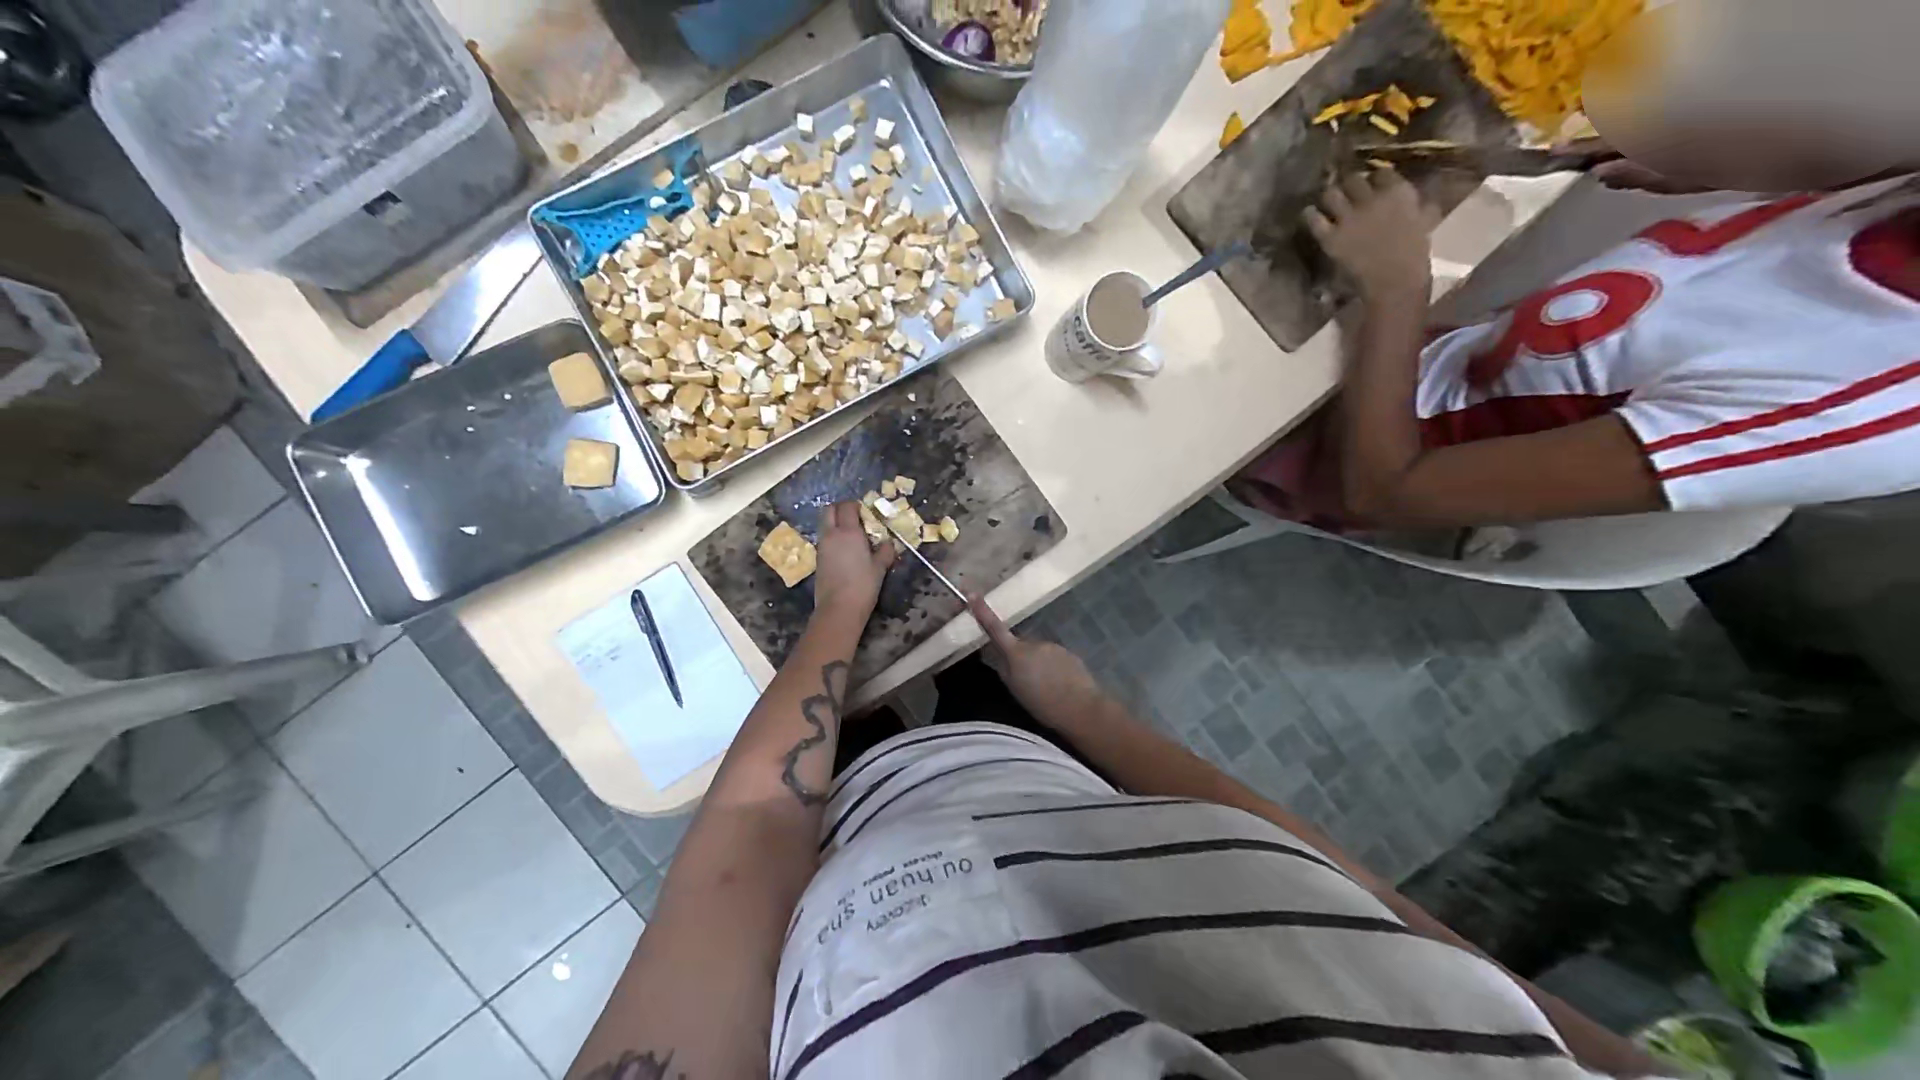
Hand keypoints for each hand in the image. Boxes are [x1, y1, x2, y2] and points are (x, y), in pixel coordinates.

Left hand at [811, 502, 893, 621]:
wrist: (838, 609)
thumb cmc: (863, 585)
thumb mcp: (880, 568)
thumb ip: (885, 551)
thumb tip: (888, 543)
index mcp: (848, 532)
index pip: (847, 507)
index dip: (855, 505)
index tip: (865, 511)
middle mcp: (832, 534)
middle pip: (829, 510)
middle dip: (841, 509)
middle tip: (855, 517)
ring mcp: (822, 546)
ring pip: (825, 524)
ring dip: (835, 523)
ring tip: (851, 535)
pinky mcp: (818, 559)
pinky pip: (824, 539)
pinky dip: (832, 538)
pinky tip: (845, 551)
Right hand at [968, 593, 1105, 723]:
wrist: (1081, 708)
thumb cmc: (1042, 703)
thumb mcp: (1014, 689)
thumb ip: (1005, 668)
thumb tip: (1001, 655)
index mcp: (1017, 652)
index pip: (995, 628)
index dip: (982, 611)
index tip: (972, 594)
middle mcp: (1035, 643)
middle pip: (1021, 647)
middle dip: (1021, 659)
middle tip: (1026, 683)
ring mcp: (1054, 647)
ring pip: (1039, 654)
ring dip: (1039, 666)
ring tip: (1046, 690)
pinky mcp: (1070, 654)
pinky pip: (1055, 659)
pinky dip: (1054, 670)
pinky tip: (1060, 687)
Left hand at [1303, 167, 1437, 300]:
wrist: (1395, 280)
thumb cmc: (1415, 252)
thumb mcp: (1426, 220)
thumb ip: (1419, 203)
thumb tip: (1417, 197)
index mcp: (1396, 192)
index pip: (1380, 171)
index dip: (1373, 176)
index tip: (1371, 182)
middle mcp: (1370, 199)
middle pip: (1352, 179)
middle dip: (1349, 183)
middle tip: (1346, 190)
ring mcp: (1347, 218)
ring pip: (1330, 194)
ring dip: (1329, 195)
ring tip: (1328, 199)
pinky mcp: (1330, 237)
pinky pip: (1314, 220)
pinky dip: (1310, 215)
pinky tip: (1310, 213)